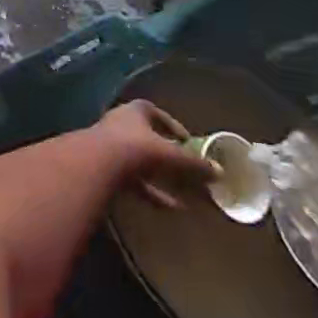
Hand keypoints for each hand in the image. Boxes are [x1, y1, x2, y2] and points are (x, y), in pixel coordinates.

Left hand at [92, 99, 217, 209]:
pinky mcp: (105, 167)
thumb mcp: (171, 155)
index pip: (157, 113)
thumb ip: (194, 164)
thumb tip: (219, 172)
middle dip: (167, 155)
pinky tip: (170, 207)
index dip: (173, 127)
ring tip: (184, 195)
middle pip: (148, 138)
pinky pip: (133, 179)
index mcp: (136, 110)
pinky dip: (151, 191)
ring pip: (140, 160)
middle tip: (186, 170)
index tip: (189, 142)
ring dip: (160, 176)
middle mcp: (121, 122)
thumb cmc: (138, 149)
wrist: (98, 165)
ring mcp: (110, 145)